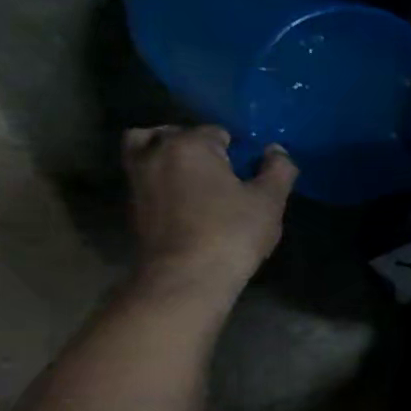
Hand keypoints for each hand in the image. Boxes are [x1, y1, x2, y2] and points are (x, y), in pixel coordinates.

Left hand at [123, 126, 297, 301]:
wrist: (186, 278)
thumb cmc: (232, 233)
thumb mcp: (269, 201)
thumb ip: (278, 170)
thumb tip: (276, 150)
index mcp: (190, 144)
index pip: (217, 132)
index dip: (237, 151)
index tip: (248, 173)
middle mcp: (156, 152)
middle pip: (175, 134)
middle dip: (198, 147)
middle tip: (222, 173)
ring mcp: (137, 179)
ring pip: (147, 150)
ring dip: (167, 156)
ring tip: (193, 178)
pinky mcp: (131, 206)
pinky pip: (144, 178)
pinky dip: (159, 180)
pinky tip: (183, 202)